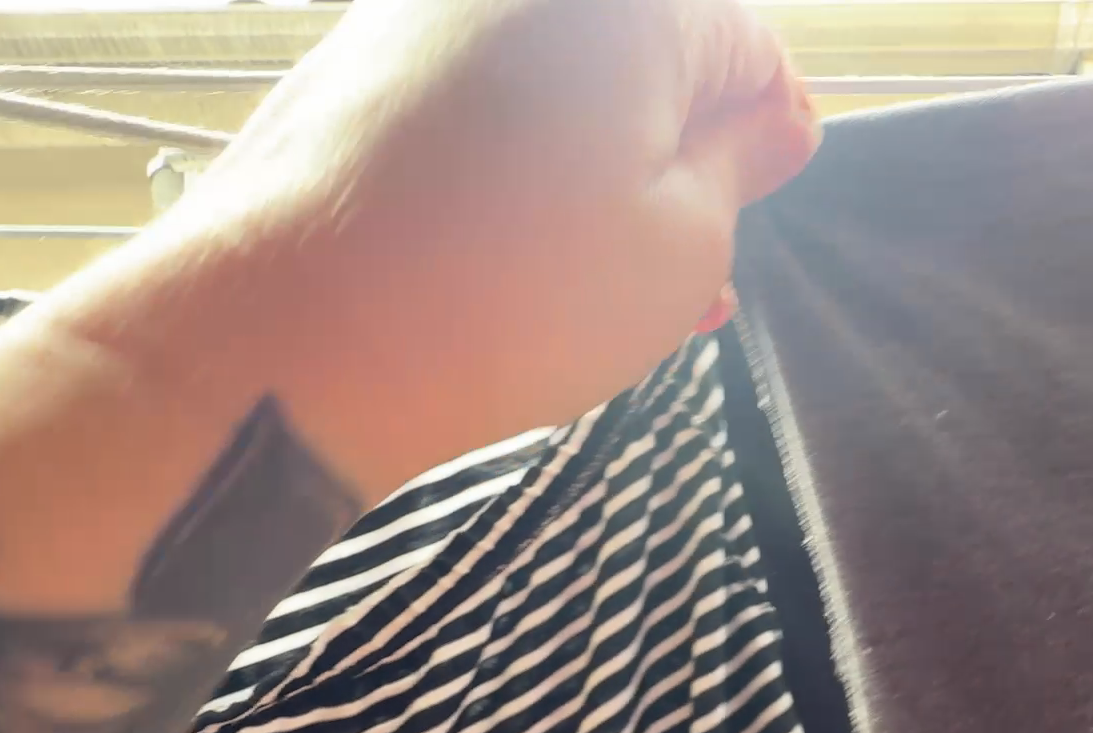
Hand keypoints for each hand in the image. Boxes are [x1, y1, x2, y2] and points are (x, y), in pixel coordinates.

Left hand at [55, 0, 817, 494]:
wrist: (310, 338)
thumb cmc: (534, 294)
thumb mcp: (686, 243)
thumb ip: (742, 167)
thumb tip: (781, 124)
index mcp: (626, 5)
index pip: (748, 42)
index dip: (774, 123)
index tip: (775, 189)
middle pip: (657, 72)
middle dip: (698, 169)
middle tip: (711, 270)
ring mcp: (440, 24)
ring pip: (582, 106)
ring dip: (628, 194)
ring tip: (647, 295)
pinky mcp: (381, 80)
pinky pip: (509, 122)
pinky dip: (555, 187)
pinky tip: (567, 268)